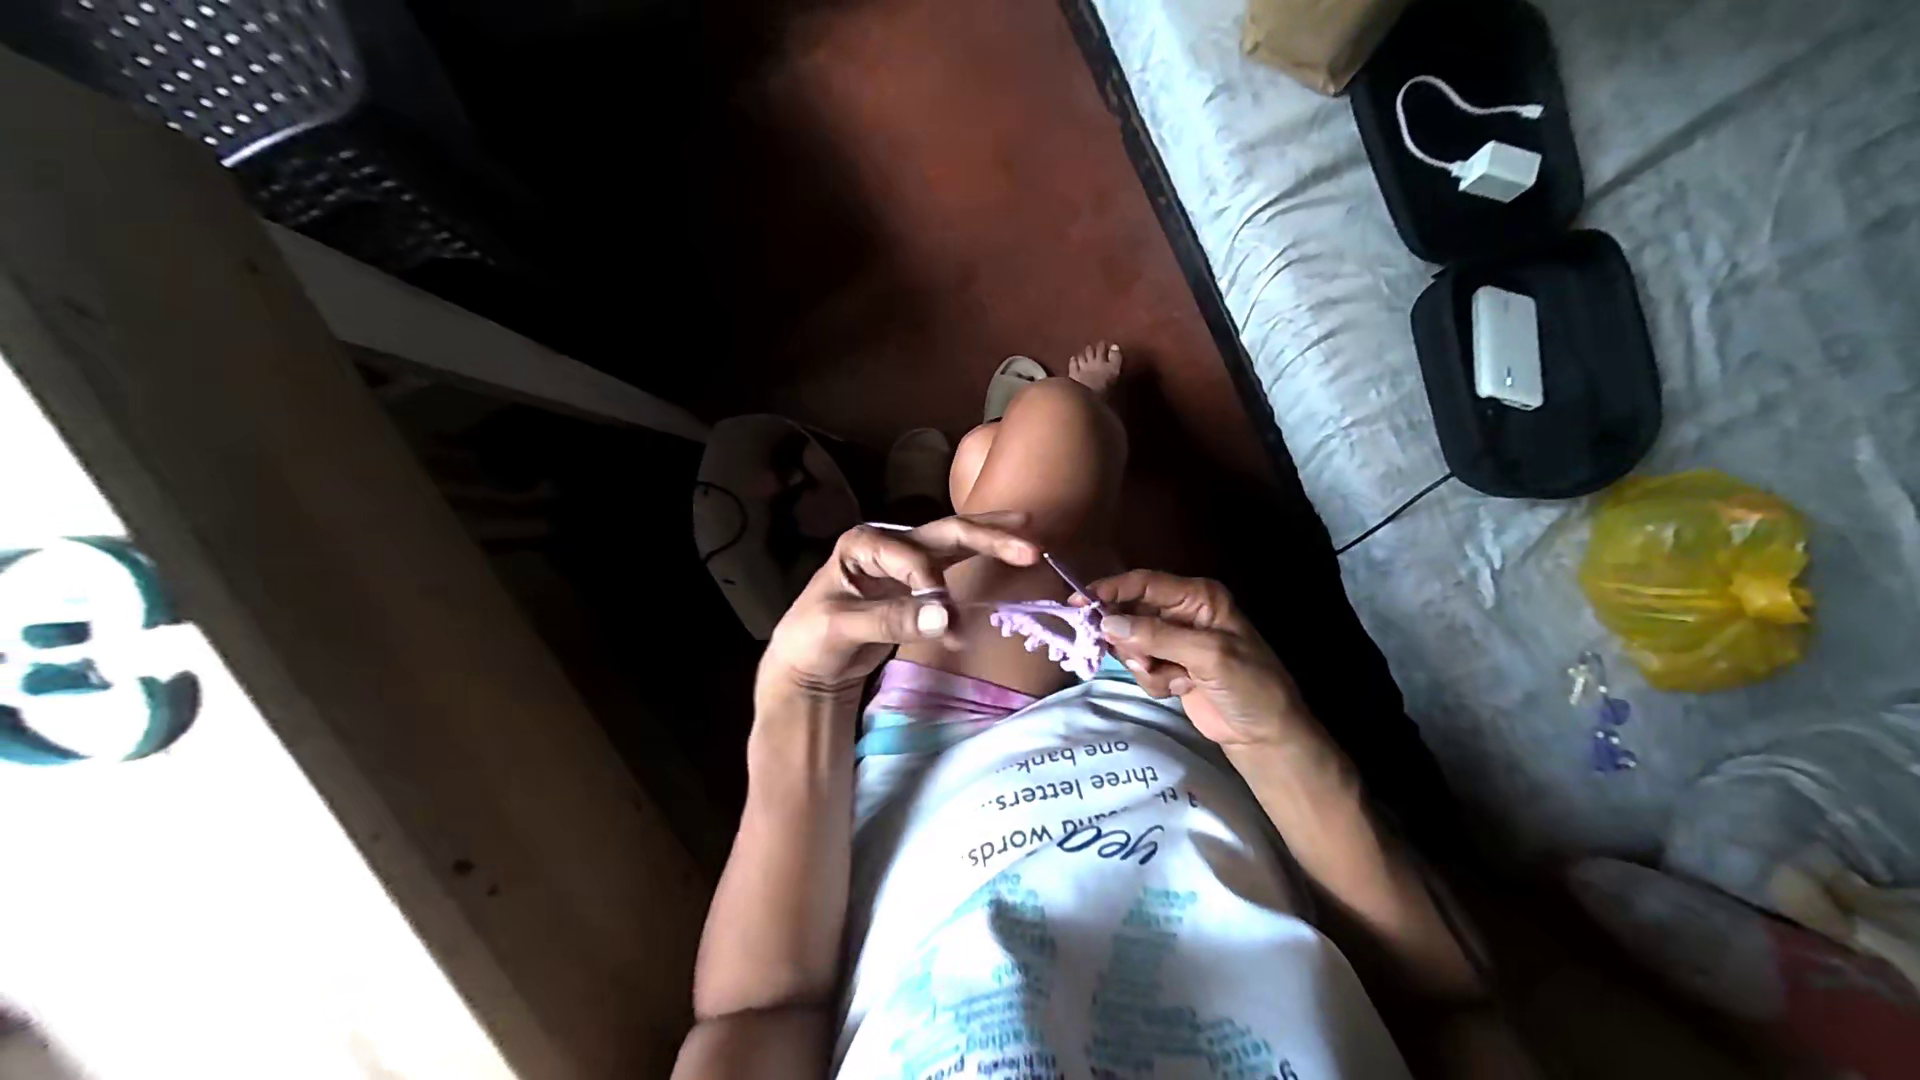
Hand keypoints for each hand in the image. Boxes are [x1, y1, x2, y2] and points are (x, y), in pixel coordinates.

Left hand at [758, 512, 1040, 700]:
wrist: (809, 658)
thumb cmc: (814, 638)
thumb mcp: (842, 628)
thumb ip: (893, 619)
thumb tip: (947, 618)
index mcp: (863, 544)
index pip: (912, 558)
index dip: (934, 588)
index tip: (950, 624)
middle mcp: (888, 542)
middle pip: (944, 533)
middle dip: (987, 537)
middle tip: (1029, 545)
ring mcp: (905, 558)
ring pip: (954, 540)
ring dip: (991, 536)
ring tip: (1028, 528)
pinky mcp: (917, 578)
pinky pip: (954, 561)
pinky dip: (982, 554)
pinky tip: (1007, 548)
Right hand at [1080, 570, 1315, 749]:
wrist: (1264, 735)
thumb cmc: (1249, 686)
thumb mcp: (1207, 655)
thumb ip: (1157, 636)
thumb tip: (1108, 623)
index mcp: (1198, 597)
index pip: (1145, 583)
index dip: (1111, 589)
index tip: (1078, 603)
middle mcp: (1182, 612)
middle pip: (1131, 611)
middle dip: (1127, 636)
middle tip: (1135, 657)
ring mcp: (1173, 640)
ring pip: (1130, 641)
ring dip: (1142, 662)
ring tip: (1169, 677)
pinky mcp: (1166, 665)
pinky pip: (1138, 664)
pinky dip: (1151, 678)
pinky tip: (1177, 688)